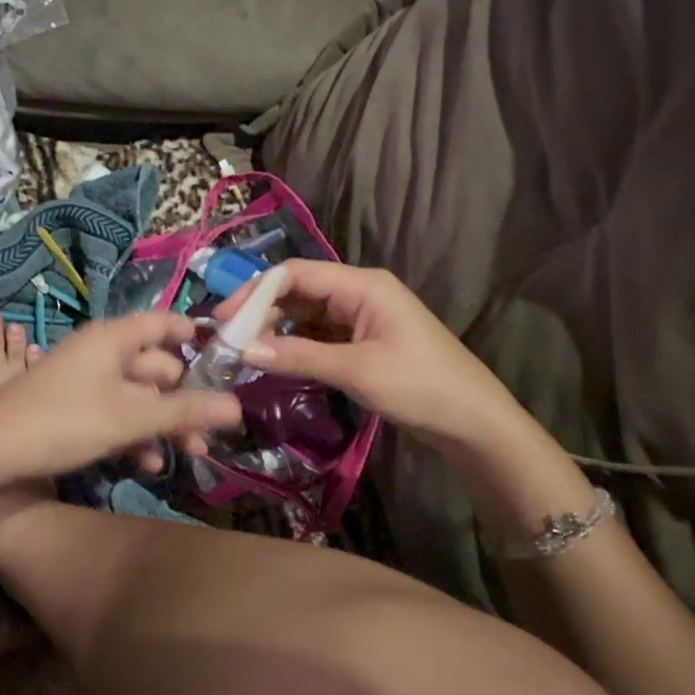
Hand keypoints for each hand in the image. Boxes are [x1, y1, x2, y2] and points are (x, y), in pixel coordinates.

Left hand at [0, 312, 243, 478]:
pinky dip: (133, 434)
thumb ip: (182, 412)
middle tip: (211, 431)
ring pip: (137, 396)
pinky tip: (148, 465)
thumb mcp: (127, 419)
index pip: (161, 323)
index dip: (193, 335)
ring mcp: (84, 382)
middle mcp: (100, 353)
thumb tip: (237, 406)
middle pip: (155, 367)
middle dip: (185, 399)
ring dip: (163, 424)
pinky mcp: (72, 409)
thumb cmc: (61, 422)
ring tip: (190, 454)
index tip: (223, 357)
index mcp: (112, 339)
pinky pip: (114, 414)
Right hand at [218, 260, 520, 444]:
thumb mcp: (356, 371)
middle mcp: (360, 293)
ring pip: (305, 316)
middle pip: (298, 292)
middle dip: (261, 312)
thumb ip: (299, 356)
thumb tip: (243, 350)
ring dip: (275, 331)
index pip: (296, 274)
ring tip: (242, 354)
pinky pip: (318, 336)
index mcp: (363, 285)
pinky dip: (294, 347)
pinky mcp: (363, 343)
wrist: (471, 420)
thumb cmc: (419, 385)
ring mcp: (362, 318)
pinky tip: (273, 362)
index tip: (222, 321)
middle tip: (226, 343)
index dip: (255, 293)